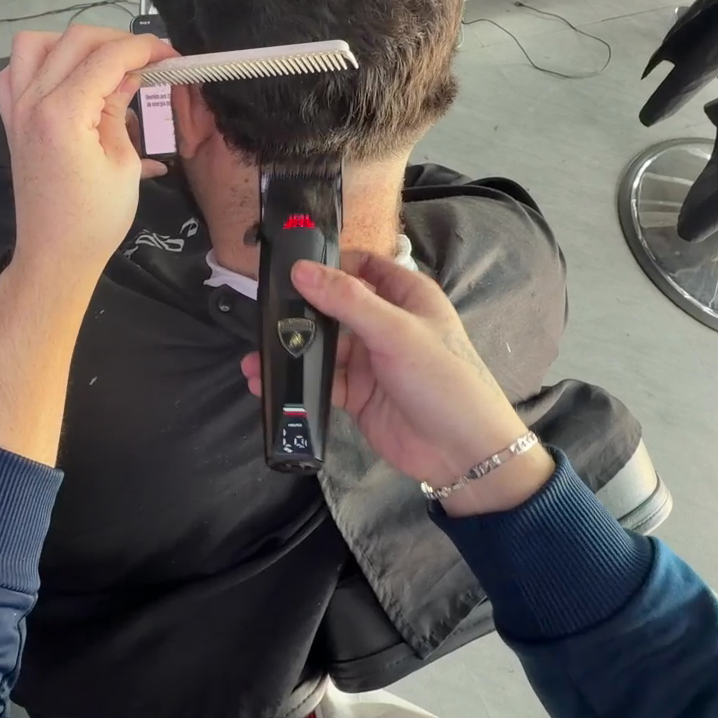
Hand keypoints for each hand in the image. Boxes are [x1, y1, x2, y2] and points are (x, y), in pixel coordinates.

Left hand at [0, 25, 176, 278]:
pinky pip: (14, 72)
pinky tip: (64, 79)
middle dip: (116, 41)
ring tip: (102, 63)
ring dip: (72, 44)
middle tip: (146, 60)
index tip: (169, 54)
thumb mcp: (124, 164)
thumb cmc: (96, 220)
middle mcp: (33, 101)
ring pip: (35, 44)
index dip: (143, 49)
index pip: (107, 58)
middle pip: (74, 41)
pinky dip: (39, 63)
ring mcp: (15, 109)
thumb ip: (120, 110)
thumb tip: (126, 76)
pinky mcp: (10, 121)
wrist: (55, 254)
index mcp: (63, 113)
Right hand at [241, 253, 554, 515]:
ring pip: (323, 348)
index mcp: (407, 296)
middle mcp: (386, 324)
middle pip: (335, 309)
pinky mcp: (357, 394)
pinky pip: (321, 382)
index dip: (331, 265)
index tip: (291, 269)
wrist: (462, 452)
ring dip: (292, 353)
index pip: (365, 267)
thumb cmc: (441, 378)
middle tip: (261, 318)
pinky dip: (296, 383)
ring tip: (255, 360)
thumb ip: (346, 301)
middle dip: (299, 314)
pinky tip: (268, 384)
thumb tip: (300, 270)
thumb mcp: (395, 332)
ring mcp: (370, 361)